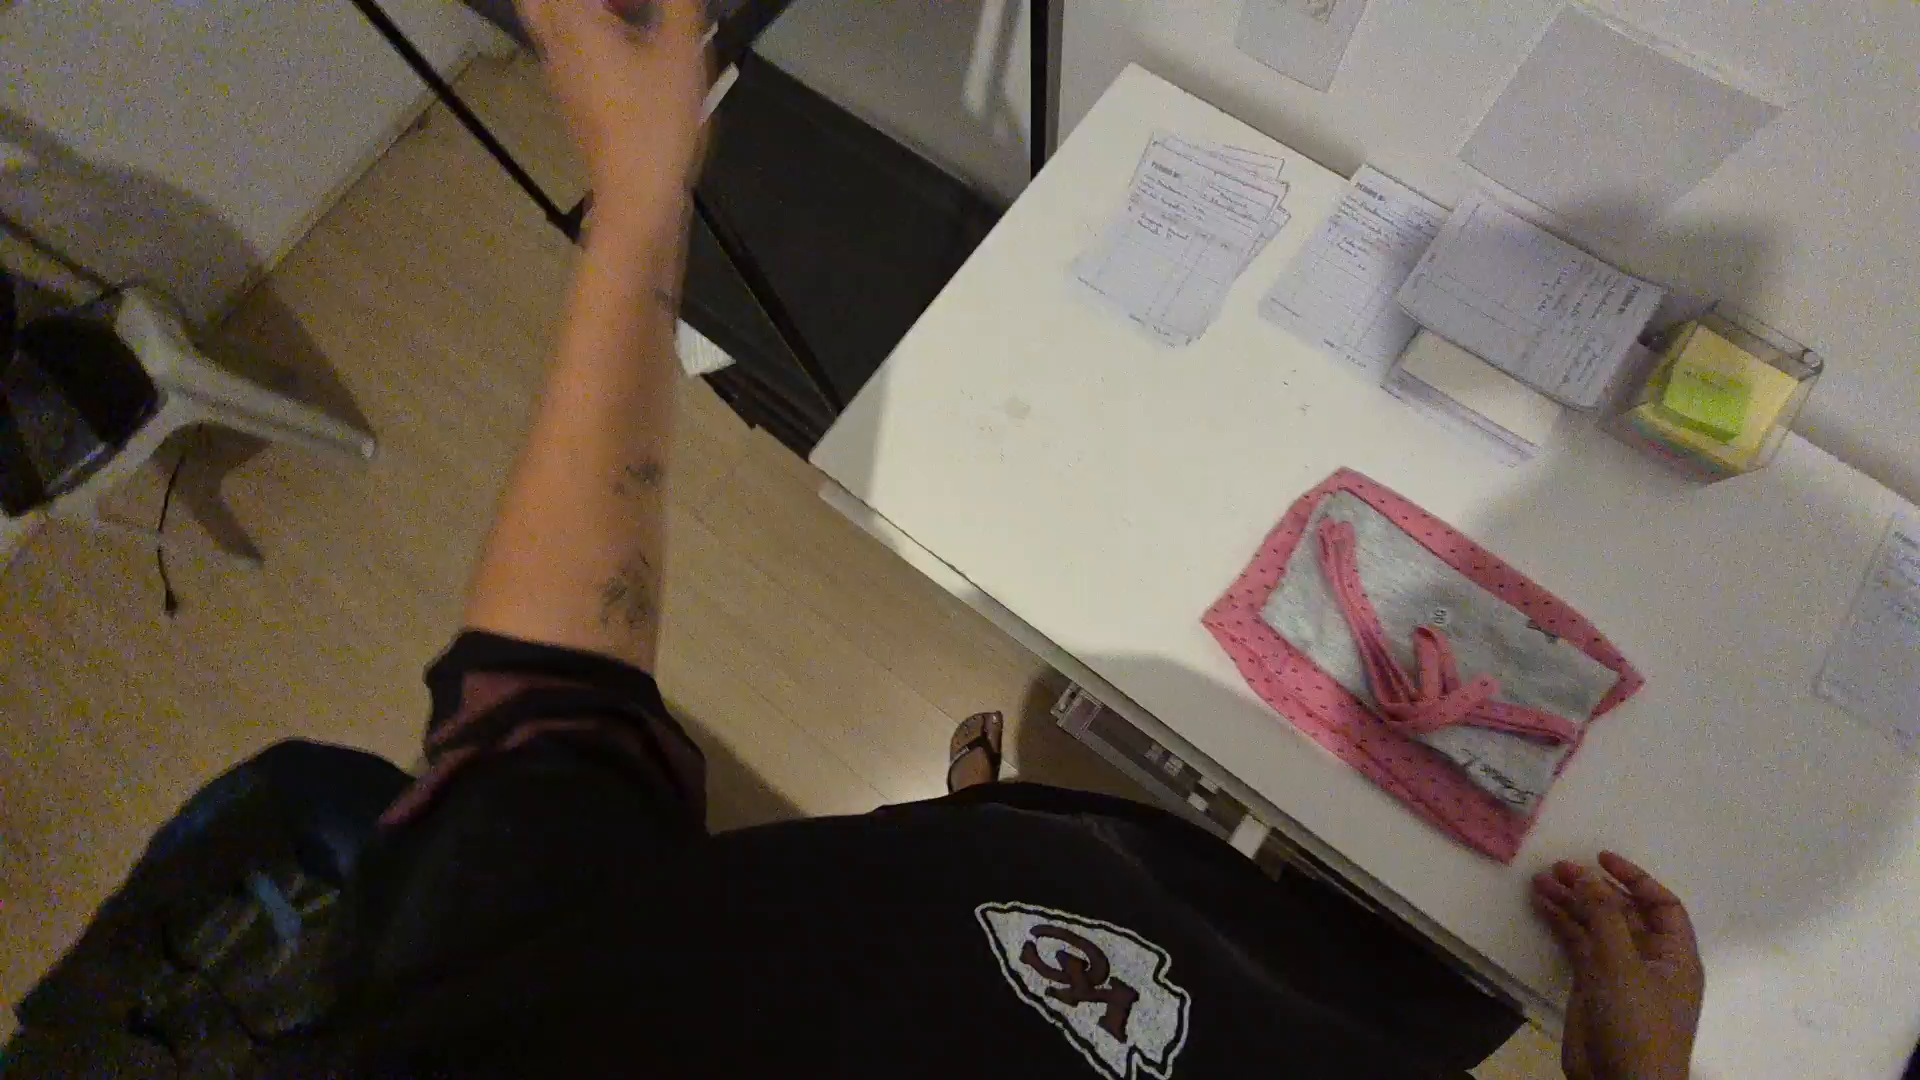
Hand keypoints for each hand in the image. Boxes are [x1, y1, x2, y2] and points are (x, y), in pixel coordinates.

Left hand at [516, 0, 708, 218]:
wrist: (637, 198)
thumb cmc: (656, 125)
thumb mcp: (681, 57)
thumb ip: (680, 7)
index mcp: (573, 17)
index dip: (631, 0)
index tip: (649, 6)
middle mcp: (555, 41)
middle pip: (544, 2)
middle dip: (597, 3)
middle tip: (627, 10)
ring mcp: (560, 76)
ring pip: (556, 24)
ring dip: (590, 17)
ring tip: (632, 24)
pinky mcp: (574, 105)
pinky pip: (571, 55)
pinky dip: (593, 44)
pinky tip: (632, 61)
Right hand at [1532, 852, 1704, 1079]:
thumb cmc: (1636, 1021)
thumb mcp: (1621, 964)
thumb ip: (1604, 917)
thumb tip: (1589, 875)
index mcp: (1674, 958)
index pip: (1662, 907)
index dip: (1635, 879)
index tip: (1600, 858)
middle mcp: (1649, 959)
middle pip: (1623, 912)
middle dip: (1594, 888)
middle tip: (1558, 868)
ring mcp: (1619, 971)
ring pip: (1595, 924)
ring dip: (1571, 901)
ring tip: (1540, 881)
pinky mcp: (1592, 981)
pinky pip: (1577, 940)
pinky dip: (1559, 921)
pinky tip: (1539, 904)